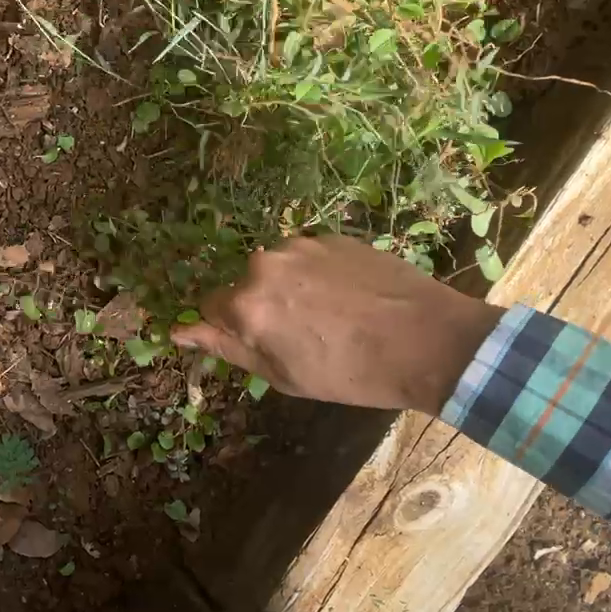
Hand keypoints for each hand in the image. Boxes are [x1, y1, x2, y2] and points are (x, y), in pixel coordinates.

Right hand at [171, 234, 504, 413]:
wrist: (434, 342)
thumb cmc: (353, 373)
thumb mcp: (283, 375)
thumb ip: (226, 348)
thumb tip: (177, 332)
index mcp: (246, 304)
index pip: (209, 308)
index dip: (232, 328)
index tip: (261, 342)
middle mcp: (263, 265)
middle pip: (243, 284)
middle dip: (261, 305)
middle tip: (302, 333)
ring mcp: (299, 246)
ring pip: (276, 267)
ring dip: (289, 286)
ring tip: (331, 314)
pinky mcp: (332, 236)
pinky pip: (308, 255)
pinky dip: (319, 273)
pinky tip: (350, 296)